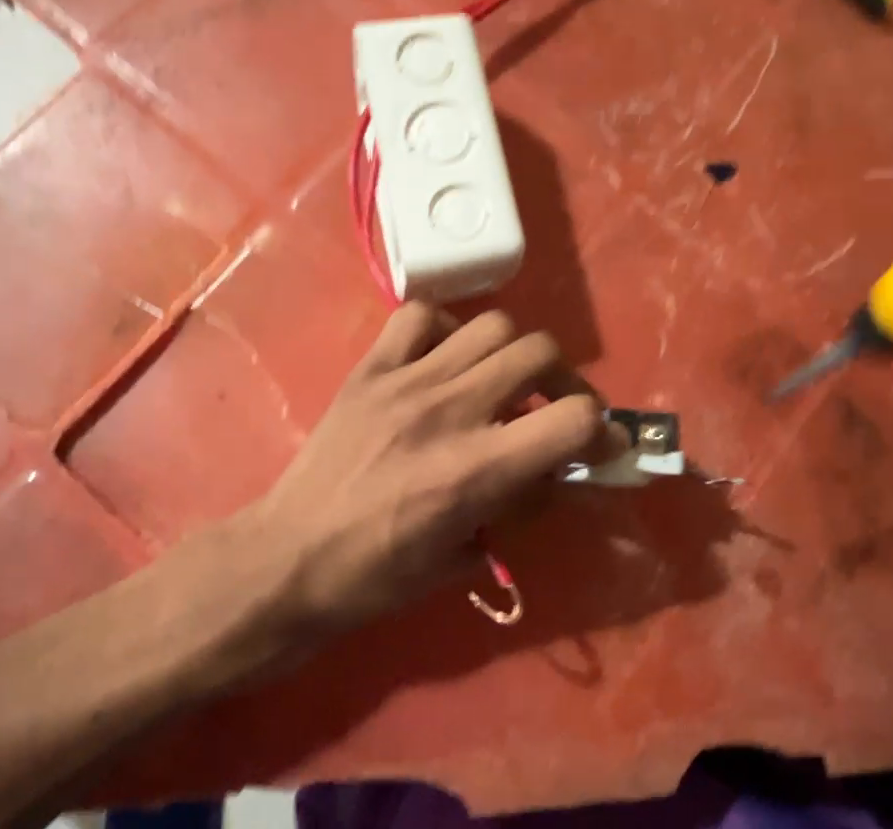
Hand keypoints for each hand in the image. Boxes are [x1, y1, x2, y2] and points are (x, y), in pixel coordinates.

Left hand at [245, 304, 625, 631]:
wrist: (289, 557)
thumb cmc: (377, 576)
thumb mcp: (464, 557)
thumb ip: (520, 506)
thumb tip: (557, 470)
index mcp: (477, 470)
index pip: (574, 418)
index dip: (603, 430)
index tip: (601, 443)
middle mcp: (450, 411)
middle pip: (539, 351)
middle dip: (565, 380)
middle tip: (554, 407)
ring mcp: (406, 381)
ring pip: (490, 324)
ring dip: (512, 351)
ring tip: (500, 381)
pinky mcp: (370, 368)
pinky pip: (420, 316)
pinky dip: (445, 330)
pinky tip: (443, 361)